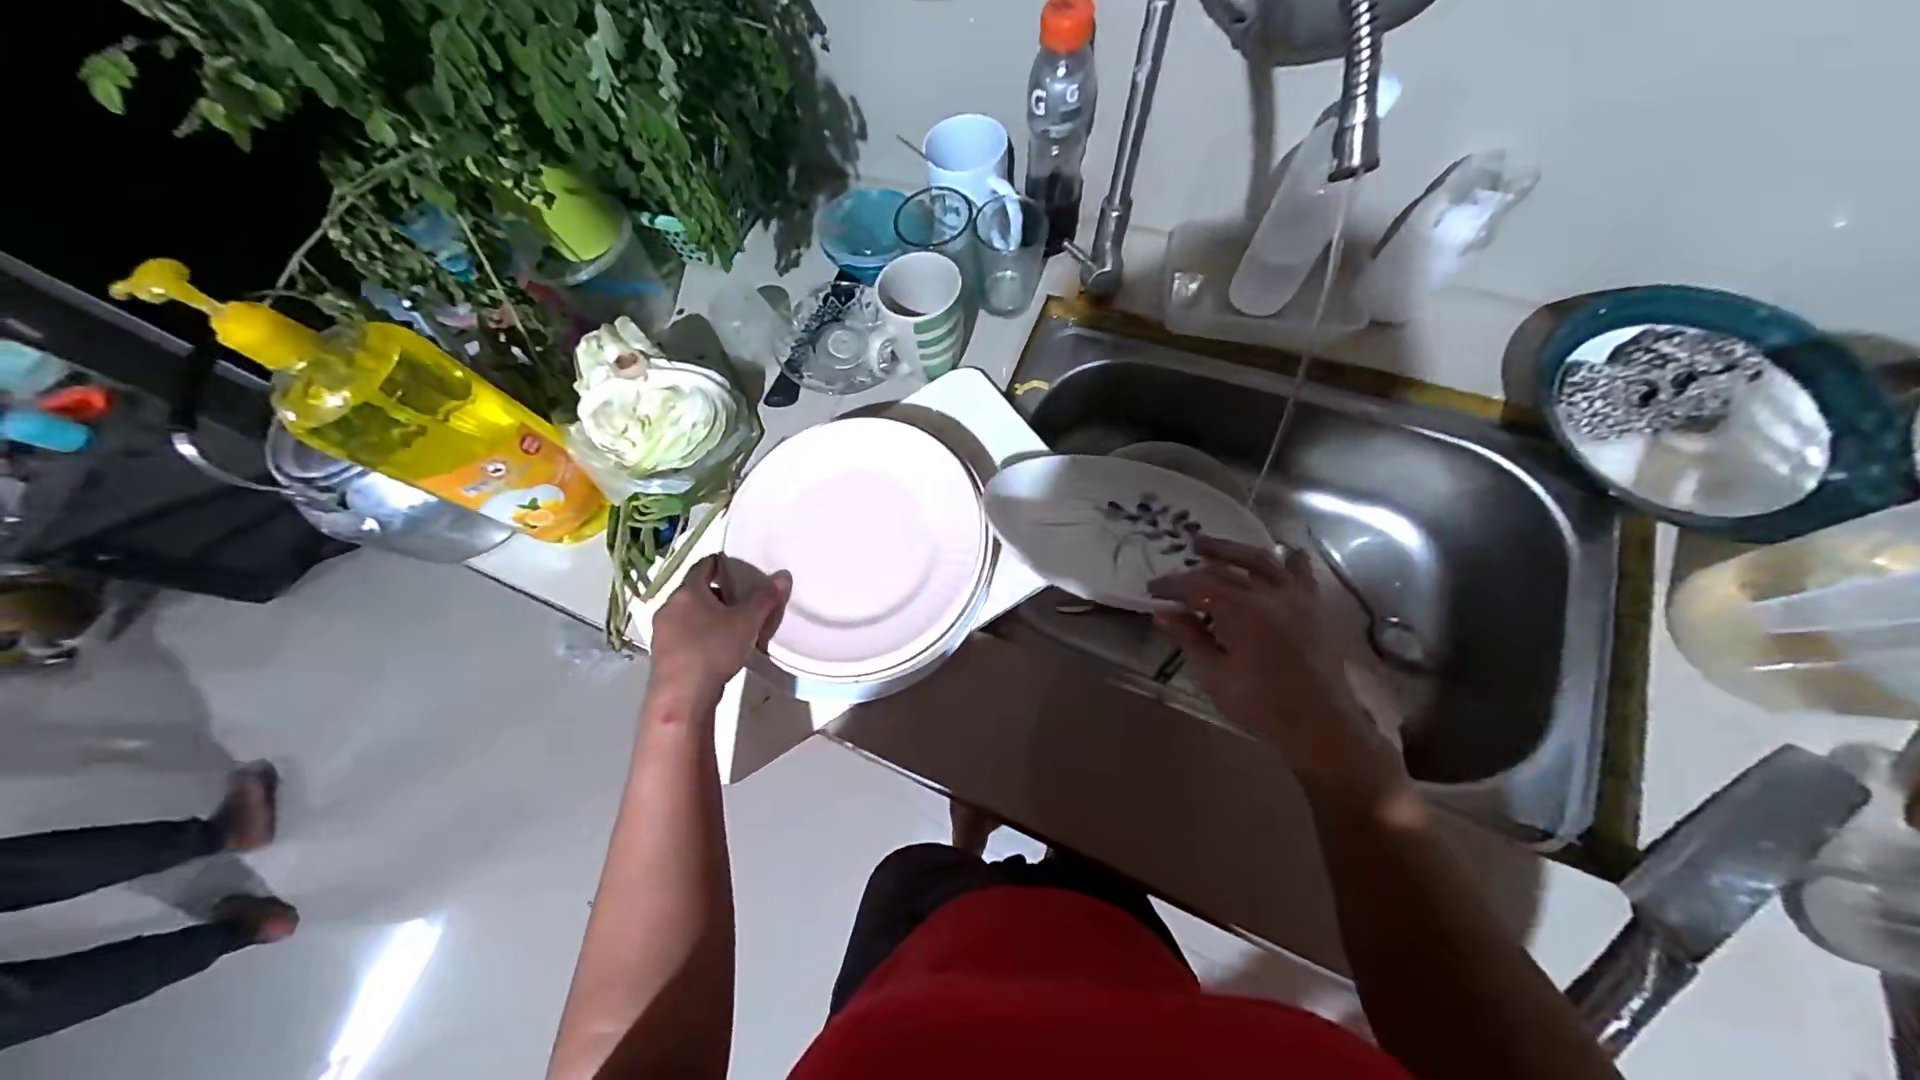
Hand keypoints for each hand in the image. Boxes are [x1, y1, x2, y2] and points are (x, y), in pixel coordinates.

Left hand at [649, 554, 791, 711]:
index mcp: (687, 591)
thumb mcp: (747, 622)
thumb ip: (765, 598)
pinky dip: (699, 633)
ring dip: (708, 615)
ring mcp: (661, 630)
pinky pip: (683, 633)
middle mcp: (669, 605)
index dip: (723, 564)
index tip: (740, 572)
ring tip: (732, 628)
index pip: (704, 565)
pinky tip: (716, 648)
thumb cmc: (714, 649)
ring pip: (689, 613)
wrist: (682, 696)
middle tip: (743, 603)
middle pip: (696, 590)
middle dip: (719, 593)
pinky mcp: (662, 652)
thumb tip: (782, 576)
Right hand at [1149, 536, 1407, 799]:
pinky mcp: (1315, 607)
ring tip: (1210, 546)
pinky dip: (1289, 560)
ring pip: (1261, 560)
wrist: (1321, 726)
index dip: (1171, 585)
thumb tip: (1163, 613)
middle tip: (1176, 570)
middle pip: (1226, 569)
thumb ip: (1190, 639)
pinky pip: (1301, 573)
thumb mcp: (1215, 676)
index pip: (1197, 586)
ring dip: (1233, 550)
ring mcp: (1296, 597)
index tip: (1153, 590)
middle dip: (1197, 568)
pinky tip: (1283, 554)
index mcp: (1241, 611)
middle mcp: (1269, 594)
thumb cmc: (1261, 706)